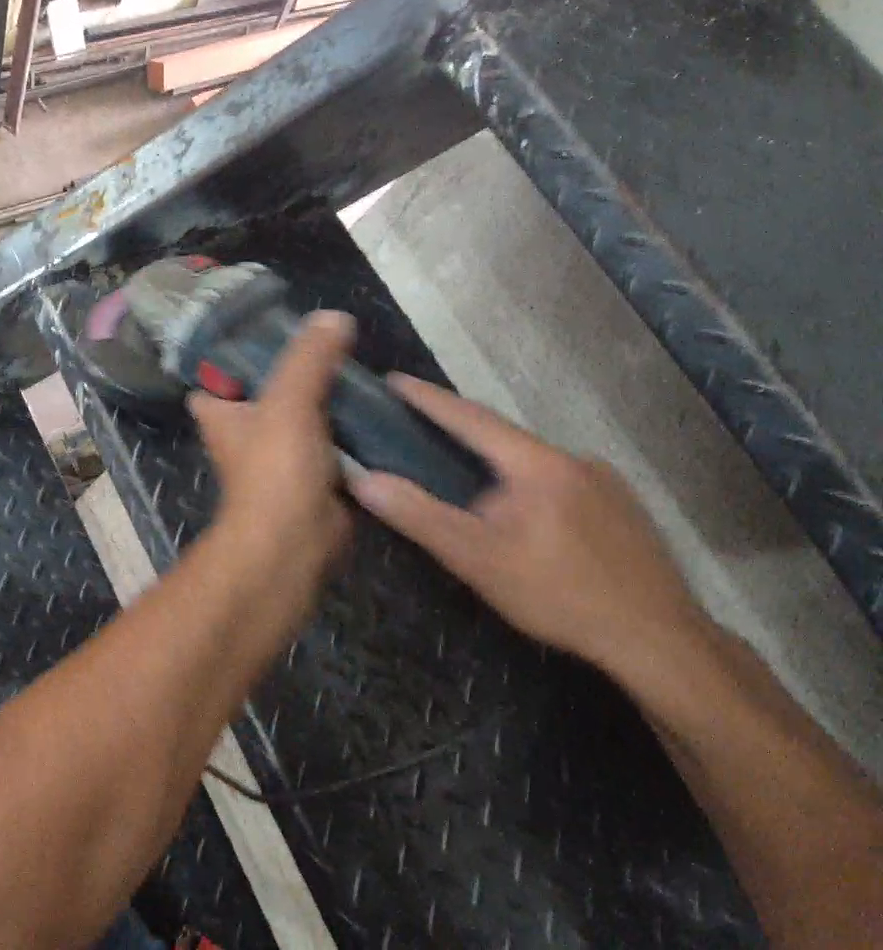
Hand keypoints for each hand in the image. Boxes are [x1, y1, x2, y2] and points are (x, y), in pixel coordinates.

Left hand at [188, 311, 353, 611]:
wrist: (295, 539)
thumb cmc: (275, 467)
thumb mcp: (289, 400)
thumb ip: (308, 358)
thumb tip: (333, 317)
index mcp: (218, 413)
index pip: (214, 374)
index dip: (233, 353)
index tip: (270, 327)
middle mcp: (240, 431)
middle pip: (266, 390)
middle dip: (294, 371)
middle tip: (333, 341)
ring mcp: (275, 454)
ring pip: (301, 414)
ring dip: (325, 399)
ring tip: (360, 365)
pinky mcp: (309, 474)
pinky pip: (328, 441)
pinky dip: (347, 427)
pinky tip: (374, 405)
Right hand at [349, 375, 709, 671]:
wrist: (658, 640)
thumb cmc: (557, 594)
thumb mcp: (475, 558)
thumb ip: (418, 516)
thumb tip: (363, 480)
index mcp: (537, 466)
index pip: (472, 419)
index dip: (429, 400)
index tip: (396, 381)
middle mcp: (576, 461)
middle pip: (505, 441)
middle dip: (462, 439)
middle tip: (422, 443)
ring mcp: (608, 484)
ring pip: (534, 466)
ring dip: (498, 472)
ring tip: (469, 495)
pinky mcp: (625, 509)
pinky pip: (561, 485)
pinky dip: (529, 490)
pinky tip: (524, 522)